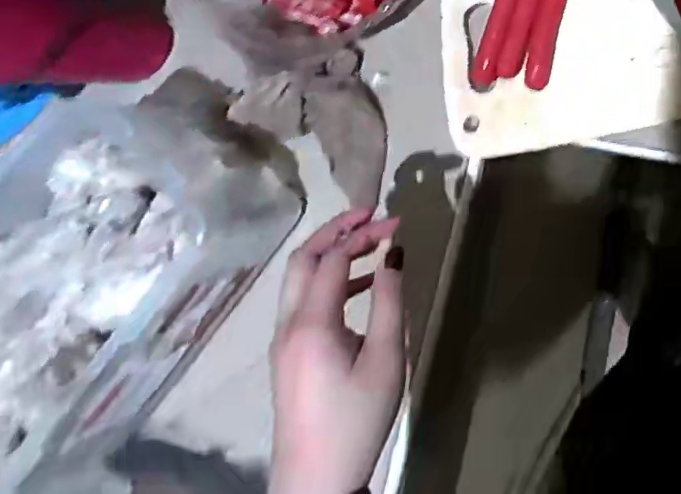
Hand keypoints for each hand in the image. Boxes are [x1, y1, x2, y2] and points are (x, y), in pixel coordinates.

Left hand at [271, 208, 405, 493]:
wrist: (315, 485)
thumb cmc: (355, 420)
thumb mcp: (385, 359)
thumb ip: (388, 300)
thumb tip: (392, 252)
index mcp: (311, 323)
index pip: (334, 257)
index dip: (365, 233)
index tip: (397, 222)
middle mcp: (288, 324)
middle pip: (303, 257)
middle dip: (336, 229)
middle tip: (371, 214)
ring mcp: (282, 340)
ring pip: (299, 277)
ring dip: (330, 251)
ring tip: (369, 242)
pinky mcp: (287, 354)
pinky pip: (302, 299)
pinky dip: (327, 279)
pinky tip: (359, 286)